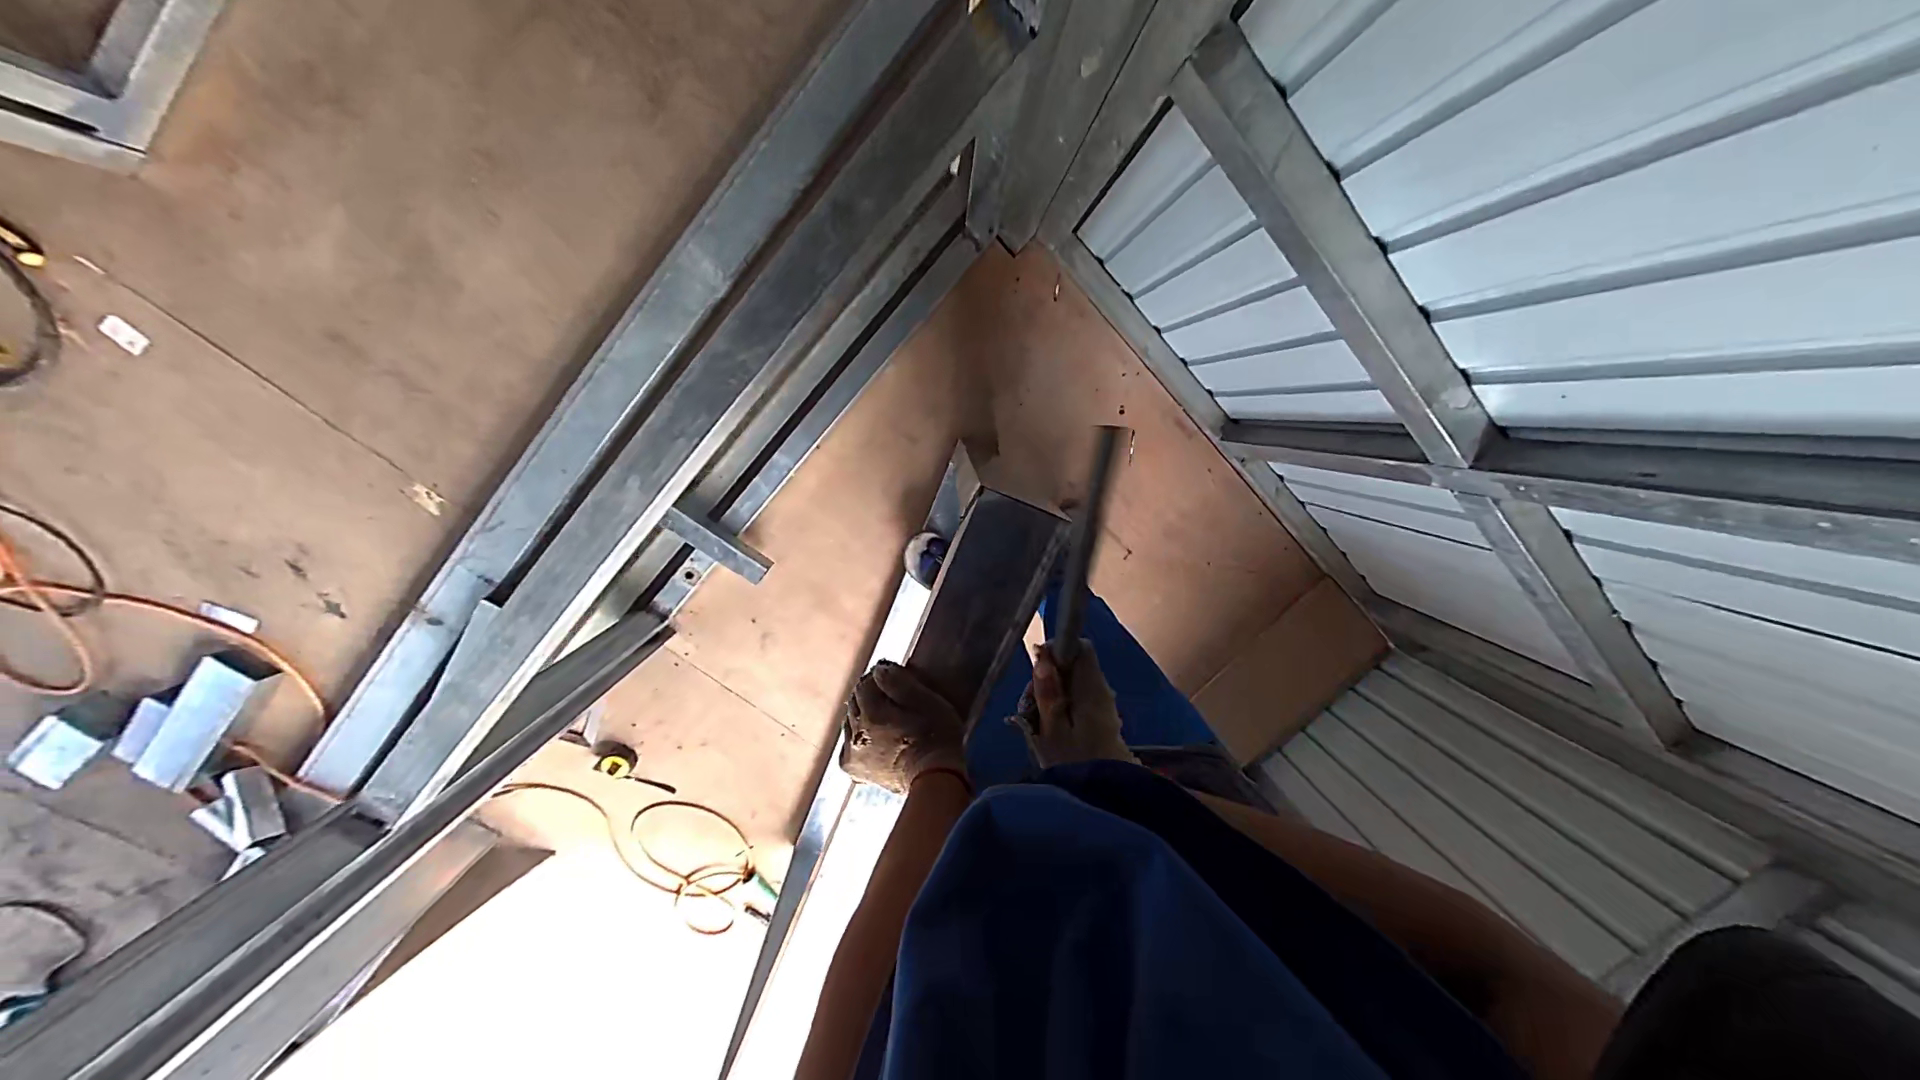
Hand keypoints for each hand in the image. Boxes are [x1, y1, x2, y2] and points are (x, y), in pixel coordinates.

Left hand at [839, 661, 967, 793]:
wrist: (937, 779)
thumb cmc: (937, 736)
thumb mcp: (926, 700)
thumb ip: (898, 682)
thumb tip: (879, 669)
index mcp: (872, 713)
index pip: (865, 684)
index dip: (879, 677)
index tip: (893, 678)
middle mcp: (856, 733)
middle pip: (855, 701)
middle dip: (870, 696)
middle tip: (892, 699)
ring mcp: (852, 753)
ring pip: (850, 721)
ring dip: (863, 716)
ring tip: (886, 720)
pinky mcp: (854, 769)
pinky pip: (849, 744)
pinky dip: (858, 738)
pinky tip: (875, 740)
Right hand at [1012, 640, 1135, 768]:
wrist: (1109, 799)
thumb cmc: (1076, 765)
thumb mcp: (1053, 732)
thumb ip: (1048, 693)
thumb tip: (1044, 658)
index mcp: (1092, 688)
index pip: (1079, 647)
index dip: (1056, 651)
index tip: (1037, 673)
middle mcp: (1102, 690)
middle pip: (1073, 665)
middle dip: (1048, 677)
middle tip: (1030, 707)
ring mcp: (1103, 705)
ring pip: (1072, 683)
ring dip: (1051, 695)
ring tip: (1037, 724)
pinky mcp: (1102, 720)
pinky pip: (1077, 700)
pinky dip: (1061, 708)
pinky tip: (1051, 732)